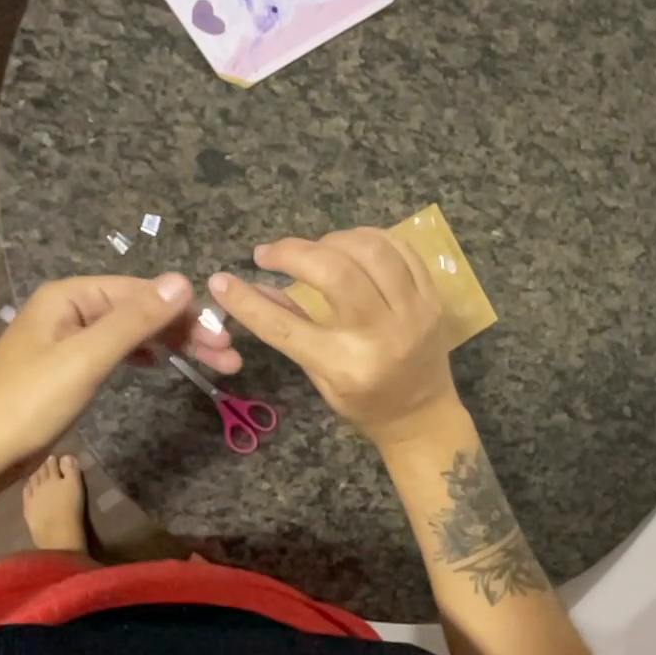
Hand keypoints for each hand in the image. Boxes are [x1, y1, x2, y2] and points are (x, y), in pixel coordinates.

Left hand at [0, 274, 238, 474]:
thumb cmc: (30, 403)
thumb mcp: (88, 358)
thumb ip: (135, 320)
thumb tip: (183, 281)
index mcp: (70, 296)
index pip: (142, 292)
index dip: (186, 311)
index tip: (225, 337)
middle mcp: (71, 309)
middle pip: (141, 311)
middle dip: (187, 331)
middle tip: (230, 358)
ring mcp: (70, 338)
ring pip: (134, 332)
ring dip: (174, 345)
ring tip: (215, 364)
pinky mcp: (71, 366)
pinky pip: (120, 349)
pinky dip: (147, 355)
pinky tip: (164, 363)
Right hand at [209, 229, 457, 445]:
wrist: (423, 416)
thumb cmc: (365, 403)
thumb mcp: (320, 378)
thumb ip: (289, 331)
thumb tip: (250, 290)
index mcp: (346, 367)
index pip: (286, 326)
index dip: (247, 301)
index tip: (222, 280)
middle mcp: (381, 337)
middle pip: (334, 272)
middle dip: (292, 252)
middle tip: (269, 254)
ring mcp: (413, 313)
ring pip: (370, 250)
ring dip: (332, 240)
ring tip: (313, 250)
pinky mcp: (432, 299)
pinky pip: (401, 249)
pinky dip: (369, 238)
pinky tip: (349, 246)